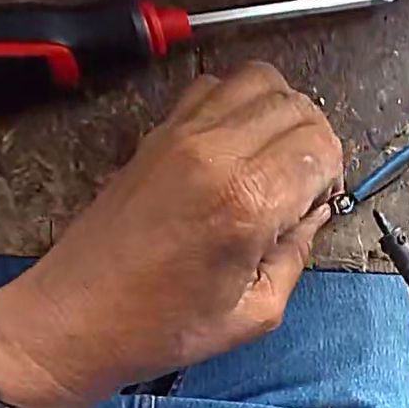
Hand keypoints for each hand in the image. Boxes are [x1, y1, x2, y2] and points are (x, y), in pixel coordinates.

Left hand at [0, 63, 342, 407]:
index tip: (319, 203)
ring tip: (277, 157)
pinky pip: (214, 86)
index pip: (320, 147)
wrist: (76, 318)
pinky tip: (240, 144)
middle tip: (304, 184)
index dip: (332, 175)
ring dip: (284, 114)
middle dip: (317, 142)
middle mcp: (217, 152)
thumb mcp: (258, 311)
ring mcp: (182, 134)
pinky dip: (241, 103)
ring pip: (260, 81)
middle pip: (297, 107)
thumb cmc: (166, 327)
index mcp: (247, 202)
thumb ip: (298, 253)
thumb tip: (313, 213)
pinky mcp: (157, 132)